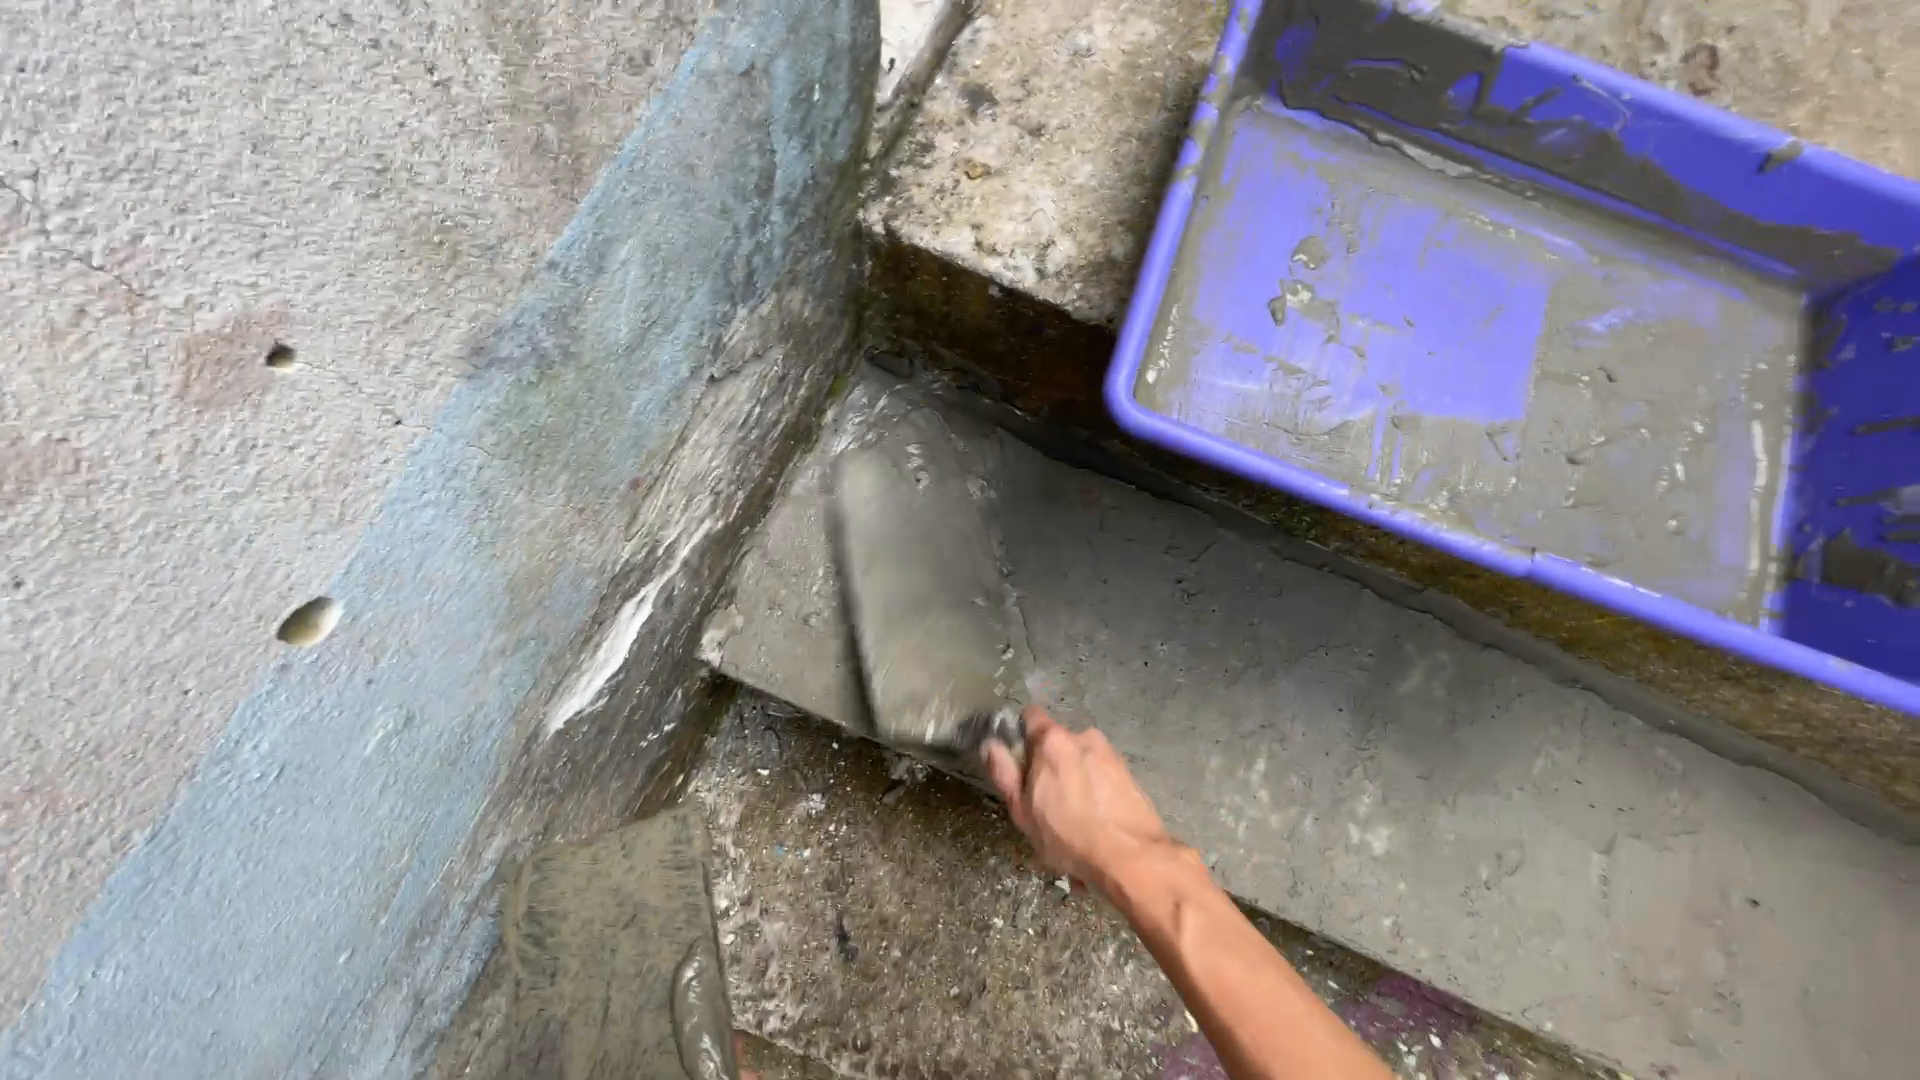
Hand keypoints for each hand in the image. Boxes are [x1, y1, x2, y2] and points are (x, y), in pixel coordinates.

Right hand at [981, 705, 1176, 895]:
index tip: (1019, 762)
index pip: (1030, 716)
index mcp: (1052, 740)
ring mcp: (1110, 754)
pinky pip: (1103, 779)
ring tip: (1075, 826)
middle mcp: (1083, 737)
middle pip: (1058, 744)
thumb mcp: (1023, 810)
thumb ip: (1003, 772)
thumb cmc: (1068, 835)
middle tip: (1047, 806)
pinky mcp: (1130, 774)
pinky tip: (1097, 829)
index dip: (1021, 735)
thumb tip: (991, 744)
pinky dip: (1097, 797)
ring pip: (1082, 764)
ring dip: (1075, 786)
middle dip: (1050, 768)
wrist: (1132, 857)